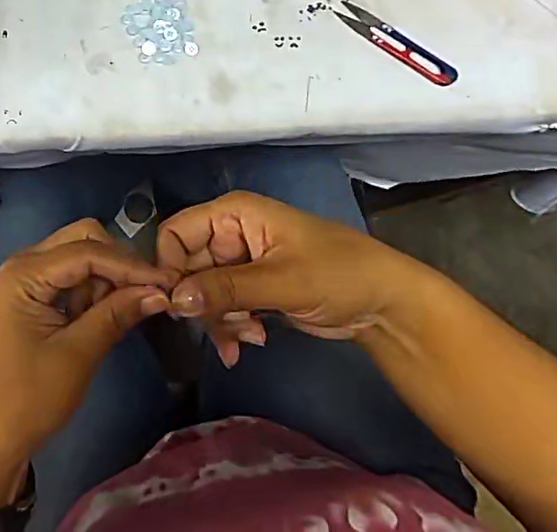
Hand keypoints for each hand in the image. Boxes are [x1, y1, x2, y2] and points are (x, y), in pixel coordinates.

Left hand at [0, 219, 174, 519]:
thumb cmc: (31, 398)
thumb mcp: (77, 356)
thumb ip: (116, 315)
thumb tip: (160, 292)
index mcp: (25, 272)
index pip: (86, 251)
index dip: (129, 264)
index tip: (167, 280)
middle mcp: (25, 262)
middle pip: (83, 239)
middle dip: (118, 263)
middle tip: (147, 293)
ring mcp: (31, 275)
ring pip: (83, 254)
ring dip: (109, 277)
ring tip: (123, 311)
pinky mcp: (40, 291)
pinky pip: (77, 274)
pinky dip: (97, 288)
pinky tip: (108, 312)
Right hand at [155, 191, 429, 364]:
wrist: (386, 304)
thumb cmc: (338, 274)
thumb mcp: (281, 280)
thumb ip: (226, 289)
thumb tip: (175, 300)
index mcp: (232, 214)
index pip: (177, 232)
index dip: (170, 266)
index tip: (175, 304)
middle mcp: (230, 233)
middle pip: (188, 266)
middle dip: (200, 302)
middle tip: (222, 330)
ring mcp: (240, 262)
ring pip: (203, 292)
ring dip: (218, 320)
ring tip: (246, 338)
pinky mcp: (251, 288)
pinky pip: (222, 306)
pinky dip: (231, 328)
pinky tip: (251, 343)